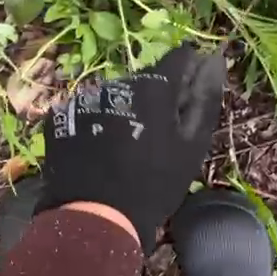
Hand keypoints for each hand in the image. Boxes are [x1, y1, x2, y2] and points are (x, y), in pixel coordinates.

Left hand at [37, 45, 225, 244]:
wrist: (96, 218)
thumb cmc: (156, 183)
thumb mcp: (192, 144)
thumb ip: (205, 98)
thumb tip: (215, 60)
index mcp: (154, 85)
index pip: (180, 57)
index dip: (192, 72)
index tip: (194, 94)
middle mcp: (119, 81)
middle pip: (148, 78)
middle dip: (160, 95)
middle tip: (164, 132)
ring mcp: (87, 97)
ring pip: (119, 94)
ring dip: (130, 108)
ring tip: (131, 144)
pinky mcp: (62, 115)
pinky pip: (93, 109)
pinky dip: (102, 121)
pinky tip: (105, 149)